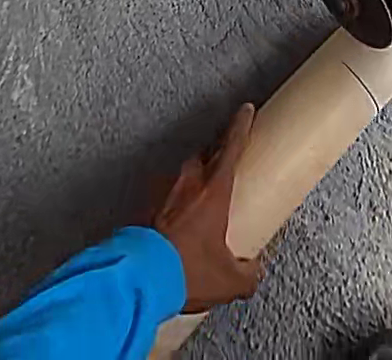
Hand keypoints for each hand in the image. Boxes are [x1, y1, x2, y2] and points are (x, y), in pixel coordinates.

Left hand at [152, 103, 263, 311]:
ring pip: (184, 173)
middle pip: (206, 154)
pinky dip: (172, 202)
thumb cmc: (183, 270)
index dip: (241, 124)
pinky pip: (164, 193)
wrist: (137, 278)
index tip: (246, 110)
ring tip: (198, 205)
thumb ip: (248, 273)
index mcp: (214, 188)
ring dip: (192, 183)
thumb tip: (254, 272)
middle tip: (224, 167)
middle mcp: (189, 180)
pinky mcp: (145, 202)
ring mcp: (164, 188)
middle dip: (216, 156)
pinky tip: (174, 223)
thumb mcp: (227, 279)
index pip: (232, 144)